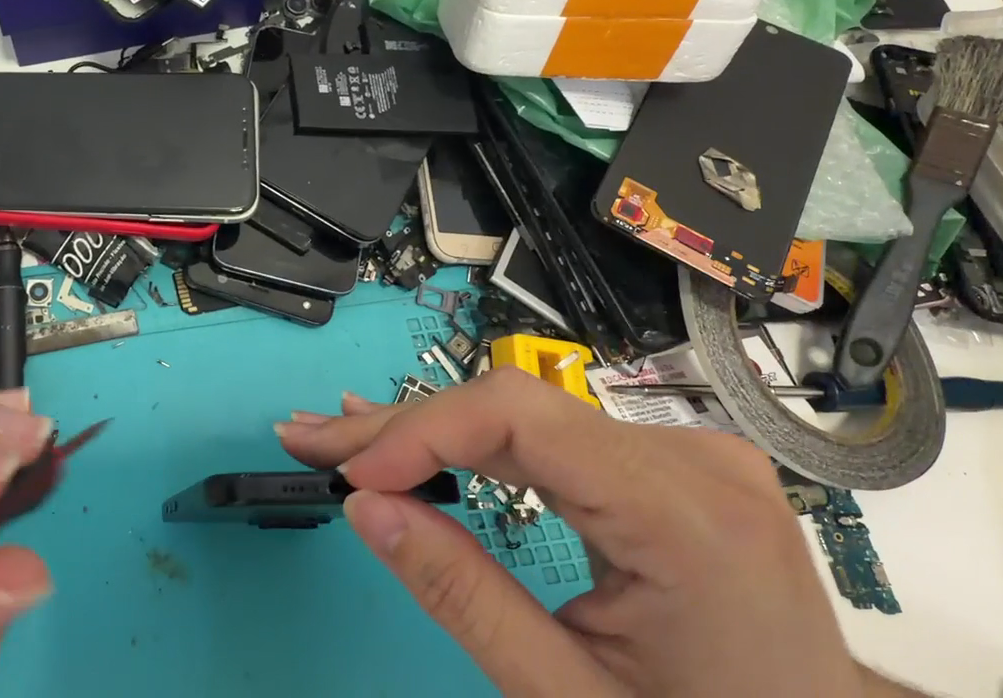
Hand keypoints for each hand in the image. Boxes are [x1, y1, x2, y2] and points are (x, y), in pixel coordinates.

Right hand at [274, 369, 902, 697]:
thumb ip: (461, 595)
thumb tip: (362, 506)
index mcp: (686, 516)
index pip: (517, 418)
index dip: (418, 431)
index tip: (346, 476)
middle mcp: (694, 457)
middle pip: (511, 408)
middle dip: (401, 428)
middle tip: (309, 439)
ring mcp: (690, 454)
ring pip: (524, 415)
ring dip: (427, 431)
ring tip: (341, 437)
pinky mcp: (674, 464)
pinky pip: (556, 436)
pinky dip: (478, 443)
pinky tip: (419, 437)